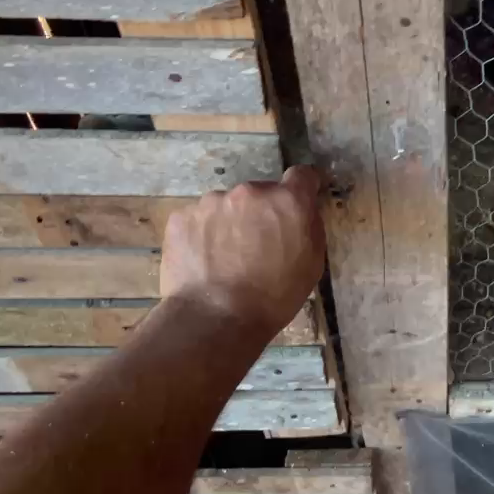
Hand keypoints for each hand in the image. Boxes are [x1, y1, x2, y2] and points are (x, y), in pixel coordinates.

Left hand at [160, 166, 326, 337]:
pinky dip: (203, 234)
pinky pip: (199, 219)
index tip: (298, 203)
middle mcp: (251, 191)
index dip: (302, 188)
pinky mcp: (182, 216)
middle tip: (257, 245)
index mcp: (288, 201)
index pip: (302, 175)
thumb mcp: (311, 264)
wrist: (214, 318)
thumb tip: (300, 214)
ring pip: (227, 205)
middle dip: (261, 212)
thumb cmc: (274, 297)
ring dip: (231, 222)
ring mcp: (212, 201)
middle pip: (261, 193)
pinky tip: (204, 261)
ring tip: (225, 258)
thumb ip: (308, 228)